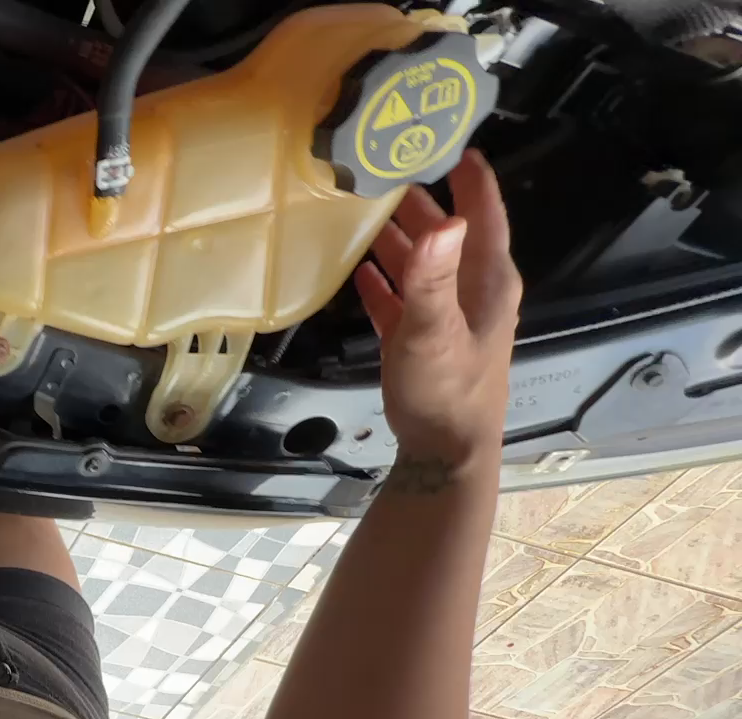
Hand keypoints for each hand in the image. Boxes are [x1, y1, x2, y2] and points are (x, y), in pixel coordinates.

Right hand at [354, 150, 523, 474]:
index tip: (452, 147)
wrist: (445, 444)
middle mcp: (468, 291)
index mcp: (483, 281)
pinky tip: (361, 272)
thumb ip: (431, 281)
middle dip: (423, 206)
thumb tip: (442, 223)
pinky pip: (400, 299)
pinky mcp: (417, 340)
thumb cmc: (444, 387)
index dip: (470, 182)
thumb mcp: (433, 332)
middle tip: (390, 176)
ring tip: (368, 216)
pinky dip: (384, 282)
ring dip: (399, 242)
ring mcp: (443, 316)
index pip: (481, 218)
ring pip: (422, 267)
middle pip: (447, 237)